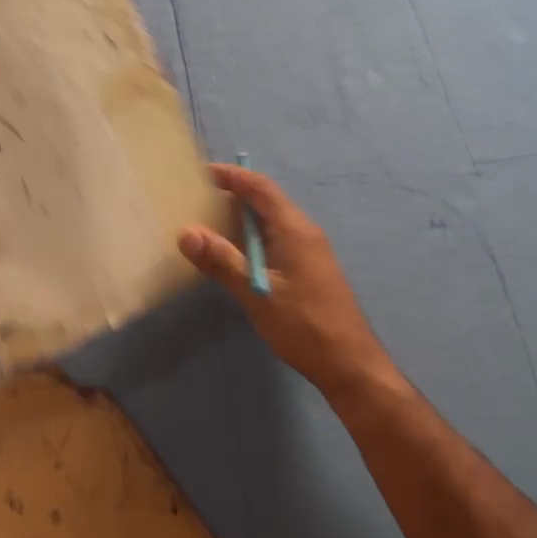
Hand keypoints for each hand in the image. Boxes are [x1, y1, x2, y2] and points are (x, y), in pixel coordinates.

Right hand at [179, 163, 395, 394]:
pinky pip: (277, 241)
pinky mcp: (309, 270)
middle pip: (266, 202)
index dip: (232, 176)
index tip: (201, 174)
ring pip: (271, 224)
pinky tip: (234, 258)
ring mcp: (310, 252)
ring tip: (206, 227)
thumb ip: (223, 262)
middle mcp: (304, 232)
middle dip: (233, 196)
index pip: (260, 188)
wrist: (350, 363)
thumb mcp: (257, 293)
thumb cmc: (304, 325)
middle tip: (196, 201)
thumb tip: (186, 232)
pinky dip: (253, 241)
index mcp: (295, 229)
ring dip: (241, 221)